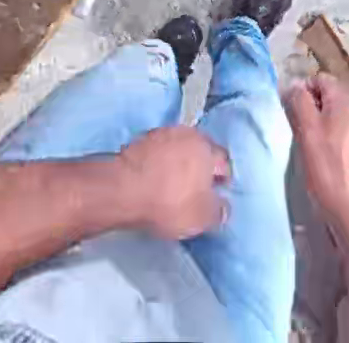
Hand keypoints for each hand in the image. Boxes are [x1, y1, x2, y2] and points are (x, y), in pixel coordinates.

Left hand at [115, 127, 230, 239]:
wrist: (124, 188)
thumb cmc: (170, 202)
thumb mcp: (204, 217)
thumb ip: (219, 210)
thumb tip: (222, 205)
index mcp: (206, 147)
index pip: (224, 161)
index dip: (223, 179)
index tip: (218, 194)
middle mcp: (186, 132)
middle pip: (201, 149)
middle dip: (202, 166)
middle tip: (199, 188)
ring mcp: (162, 132)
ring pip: (180, 147)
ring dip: (181, 161)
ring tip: (176, 183)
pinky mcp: (141, 137)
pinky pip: (160, 149)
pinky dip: (163, 160)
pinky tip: (158, 176)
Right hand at [286, 74, 348, 248]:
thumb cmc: (328, 170)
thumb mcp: (306, 131)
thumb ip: (299, 101)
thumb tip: (295, 85)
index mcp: (348, 104)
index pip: (321, 79)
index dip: (303, 89)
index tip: (290, 110)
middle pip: (331, 96)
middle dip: (311, 106)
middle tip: (296, 127)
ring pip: (338, 117)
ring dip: (321, 123)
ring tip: (308, 144)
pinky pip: (346, 134)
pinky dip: (332, 139)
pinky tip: (324, 159)